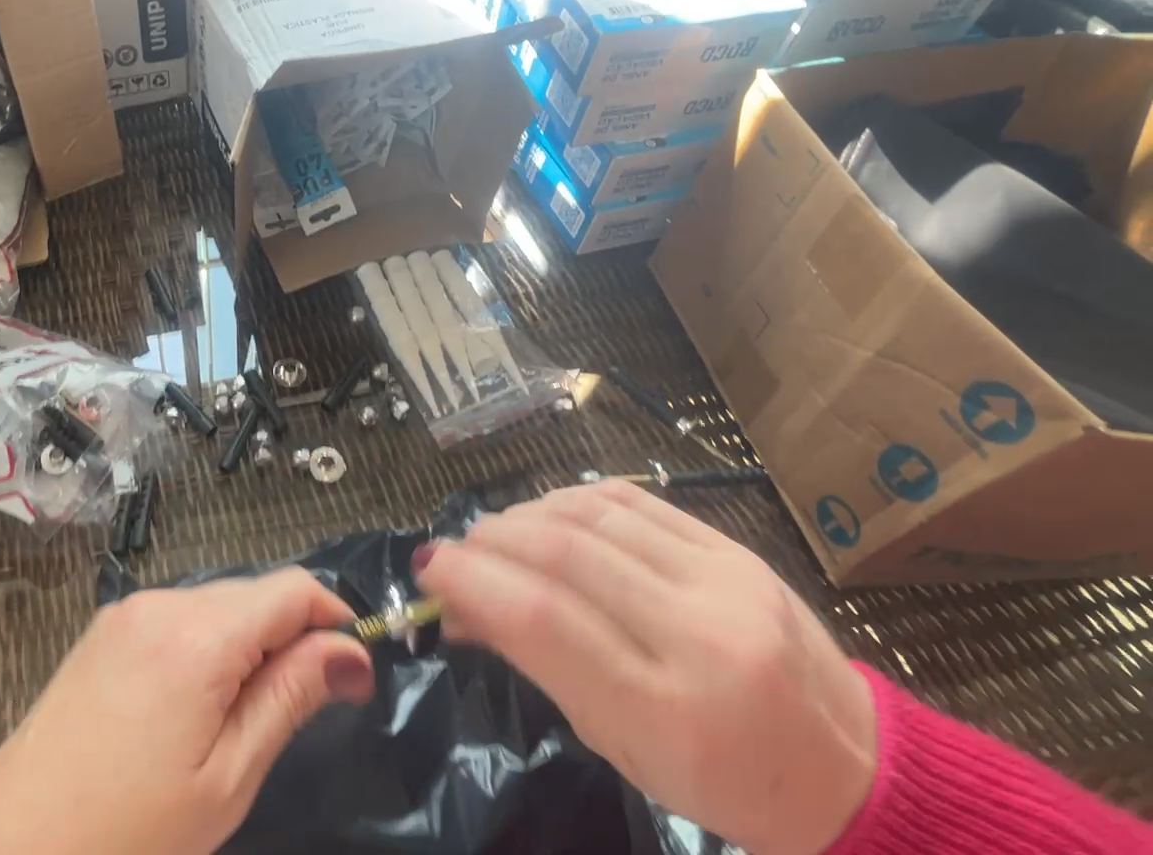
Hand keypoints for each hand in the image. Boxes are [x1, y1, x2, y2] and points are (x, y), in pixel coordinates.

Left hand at [0, 568, 375, 854]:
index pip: (291, 588)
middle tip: (302, 707)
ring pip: (216, 603)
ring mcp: (125, 611)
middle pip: (253, 593)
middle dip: (291, 635)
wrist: (13, 843)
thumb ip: (290, 697)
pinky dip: (206, 644)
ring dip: (247, 642)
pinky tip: (195, 702)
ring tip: (243, 715)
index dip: (334, 618)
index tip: (354, 670)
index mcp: (197, 634)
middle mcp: (159, 602)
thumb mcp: (228, 774)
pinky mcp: (103, 629)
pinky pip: (177, 617)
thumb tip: (351, 652)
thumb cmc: (131, 828)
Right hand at [415, 482, 876, 854]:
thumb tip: (454, 604)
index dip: (470, 580)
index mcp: (664, 710)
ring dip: (523, 515)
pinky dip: (570, 499)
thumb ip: (534, 661)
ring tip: (495, 534)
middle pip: (562, 554)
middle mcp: (699, 637)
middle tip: (455, 550)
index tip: (430, 568)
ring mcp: (726, 583)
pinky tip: (546, 514)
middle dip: (489, 540)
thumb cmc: (713, 777)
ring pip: (592, 516)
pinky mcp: (737, 550)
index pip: (542, 619)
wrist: (847, 768)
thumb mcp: (613, 739)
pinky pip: (632, 501)